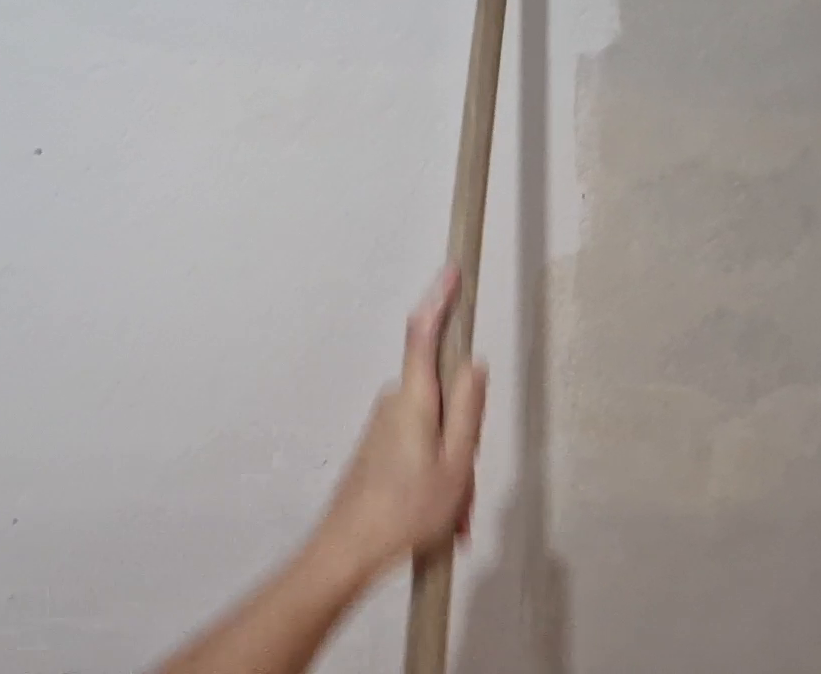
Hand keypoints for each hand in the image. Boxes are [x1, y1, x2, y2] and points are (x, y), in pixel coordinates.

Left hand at [309, 266, 487, 582]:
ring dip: (452, 465)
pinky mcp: (379, 444)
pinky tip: (436, 512)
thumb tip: (474, 364)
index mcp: (414, 398)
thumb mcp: (456, 463)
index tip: (452, 271)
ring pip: (436, 427)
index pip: (424, 332)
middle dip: (465, 433)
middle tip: (465, 486)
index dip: (440, 298)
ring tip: (451, 513)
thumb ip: (469, 410)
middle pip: (444, 393)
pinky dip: (435, 473)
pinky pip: (419, 445)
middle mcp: (395, 401)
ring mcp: (384, 423)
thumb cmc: (404, 511)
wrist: (347, 550)